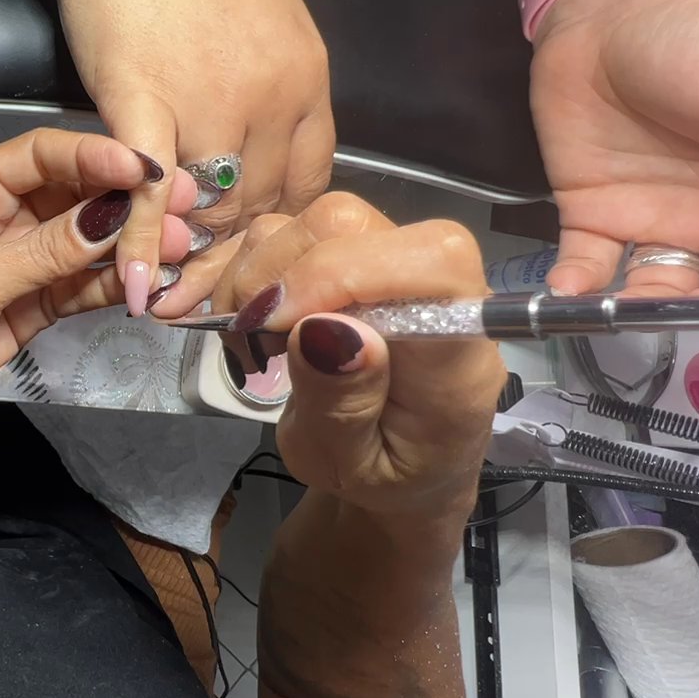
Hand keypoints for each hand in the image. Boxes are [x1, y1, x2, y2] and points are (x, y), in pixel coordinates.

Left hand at [0, 129, 200, 424]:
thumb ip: (45, 251)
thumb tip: (115, 216)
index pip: (41, 154)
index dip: (95, 155)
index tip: (146, 166)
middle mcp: (1, 212)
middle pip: (74, 193)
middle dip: (125, 200)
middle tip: (182, 204)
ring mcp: (22, 256)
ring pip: (86, 239)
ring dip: (129, 244)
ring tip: (180, 247)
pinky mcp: (35, 297)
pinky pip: (82, 281)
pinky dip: (113, 282)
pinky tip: (149, 282)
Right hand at [50, 0, 334, 319]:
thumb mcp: (260, 22)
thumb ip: (270, 90)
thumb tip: (254, 148)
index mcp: (308, 75)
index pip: (309, 179)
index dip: (278, 226)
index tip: (247, 247)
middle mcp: (274, 93)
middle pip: (262, 201)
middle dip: (233, 249)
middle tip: (203, 288)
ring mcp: (213, 100)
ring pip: (213, 205)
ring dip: (191, 255)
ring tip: (171, 296)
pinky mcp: (145, 104)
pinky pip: (152, 190)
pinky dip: (142, 243)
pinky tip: (135, 284)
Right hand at [209, 194, 506, 516]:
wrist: (396, 465)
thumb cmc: (383, 475)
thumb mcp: (353, 468)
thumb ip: (342, 406)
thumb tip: (324, 329)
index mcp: (455, 349)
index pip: (431, 261)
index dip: (341, 272)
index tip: (278, 324)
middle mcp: (429, 289)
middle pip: (351, 222)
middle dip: (278, 274)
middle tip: (253, 340)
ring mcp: (387, 266)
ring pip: (305, 222)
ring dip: (253, 276)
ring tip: (250, 339)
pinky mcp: (347, 260)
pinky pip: (280, 233)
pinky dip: (243, 271)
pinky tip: (244, 319)